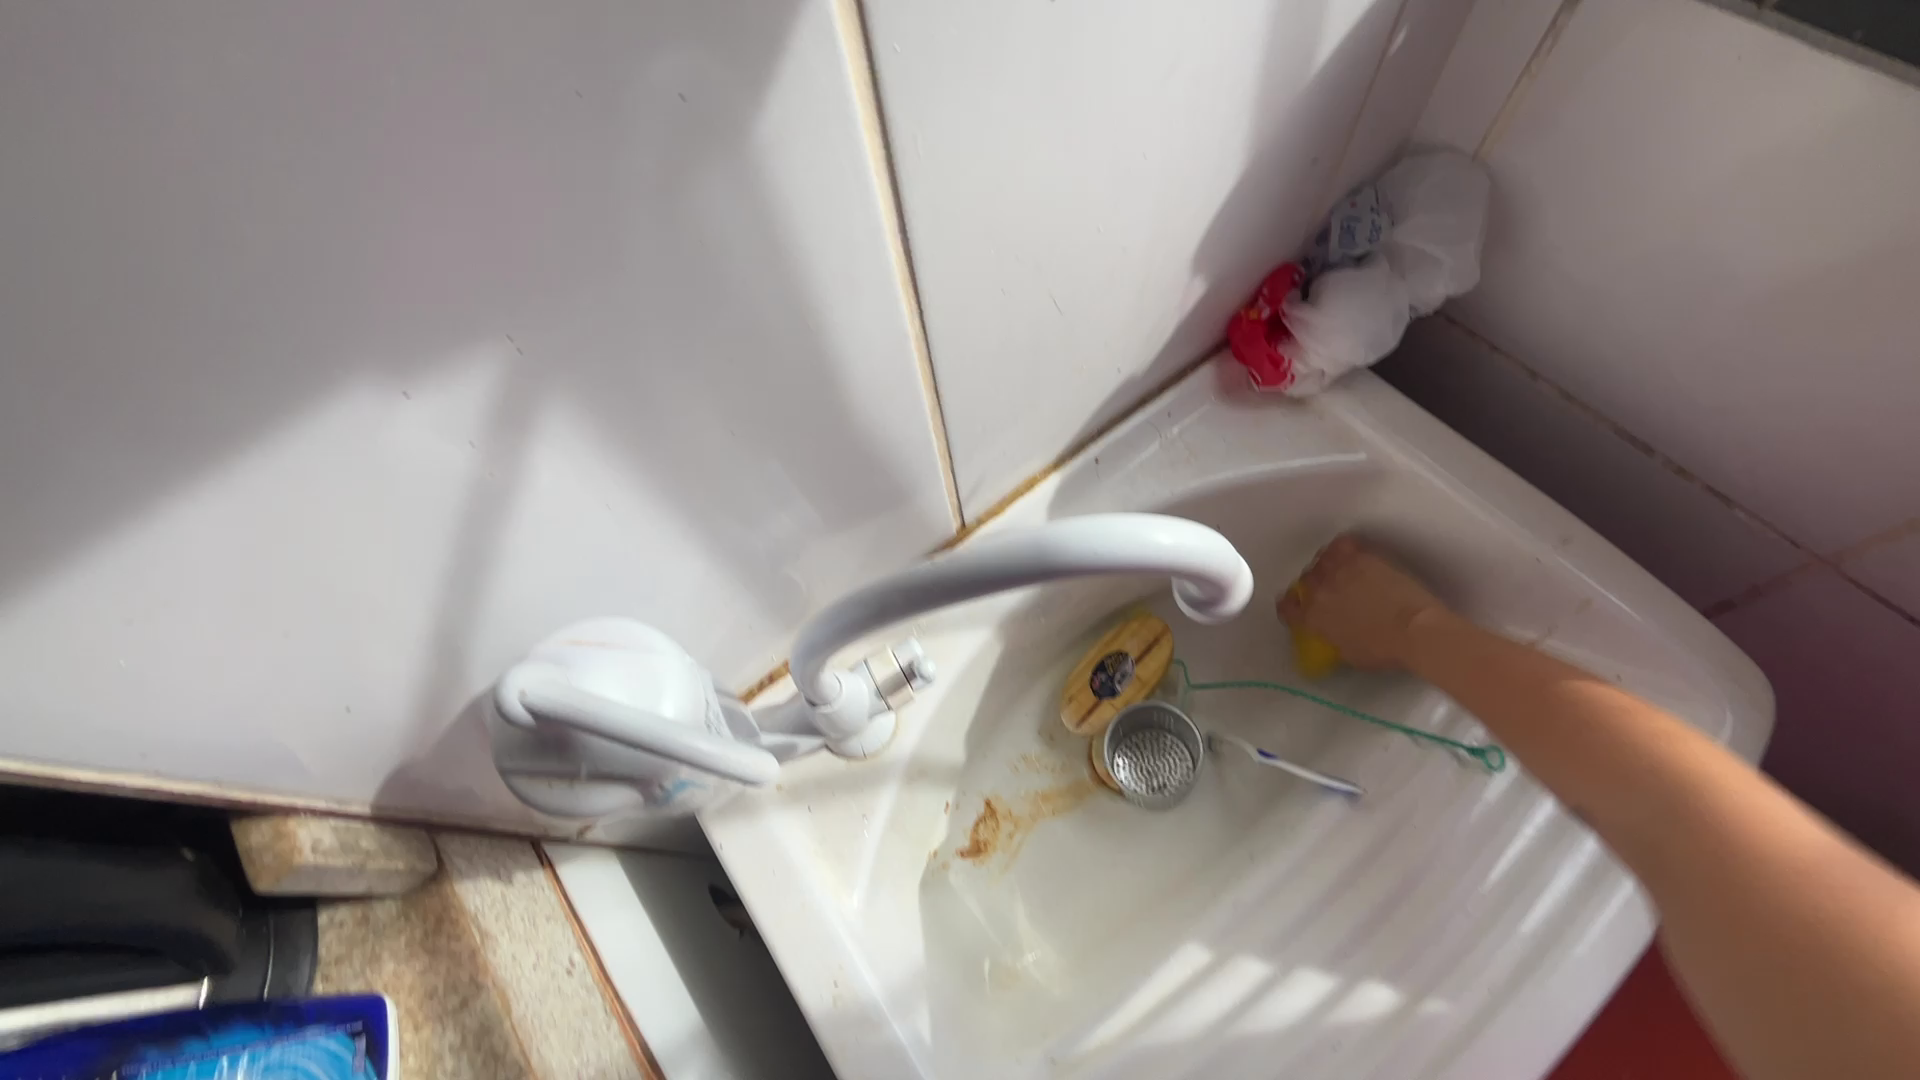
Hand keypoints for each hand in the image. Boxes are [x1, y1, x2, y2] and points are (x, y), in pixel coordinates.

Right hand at [1276, 534, 1450, 669]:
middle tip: (1328, 589)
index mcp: (1313, 619)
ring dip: (1327, 564)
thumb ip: (1334, 638)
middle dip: (1313, 584)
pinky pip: (1342, 545)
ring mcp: (1339, 572)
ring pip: (1321, 559)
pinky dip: (1344, 548)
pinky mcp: (1361, 558)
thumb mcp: (1349, 654)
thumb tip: (1335, 633)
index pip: (1287, 607)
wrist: (1414, 631)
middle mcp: (1319, 592)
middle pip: (1305, 580)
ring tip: (1340, 569)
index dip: (1290, 605)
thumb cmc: (1385, 650)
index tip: (1298, 606)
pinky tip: (1352, 554)